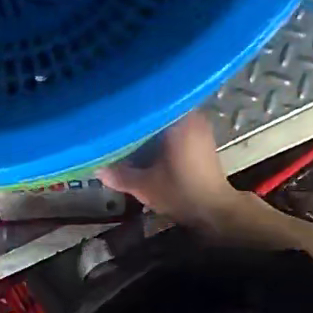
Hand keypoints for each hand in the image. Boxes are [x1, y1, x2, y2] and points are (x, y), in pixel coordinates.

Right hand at [98, 113, 258, 233]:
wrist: (215, 211)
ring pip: (166, 118)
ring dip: (148, 126)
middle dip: (136, 117)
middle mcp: (191, 115)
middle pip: (157, 108)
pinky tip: (145, 143)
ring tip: (126, 131)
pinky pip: (175, 127)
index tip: (110, 110)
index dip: (127, 107)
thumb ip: (119, 174)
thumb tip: (96, 168)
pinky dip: (160, 134)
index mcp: (178, 119)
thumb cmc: (181, 193)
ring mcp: (199, 126)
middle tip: (114, 121)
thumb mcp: (144, 186)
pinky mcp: (202, 139)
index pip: (147, 101)